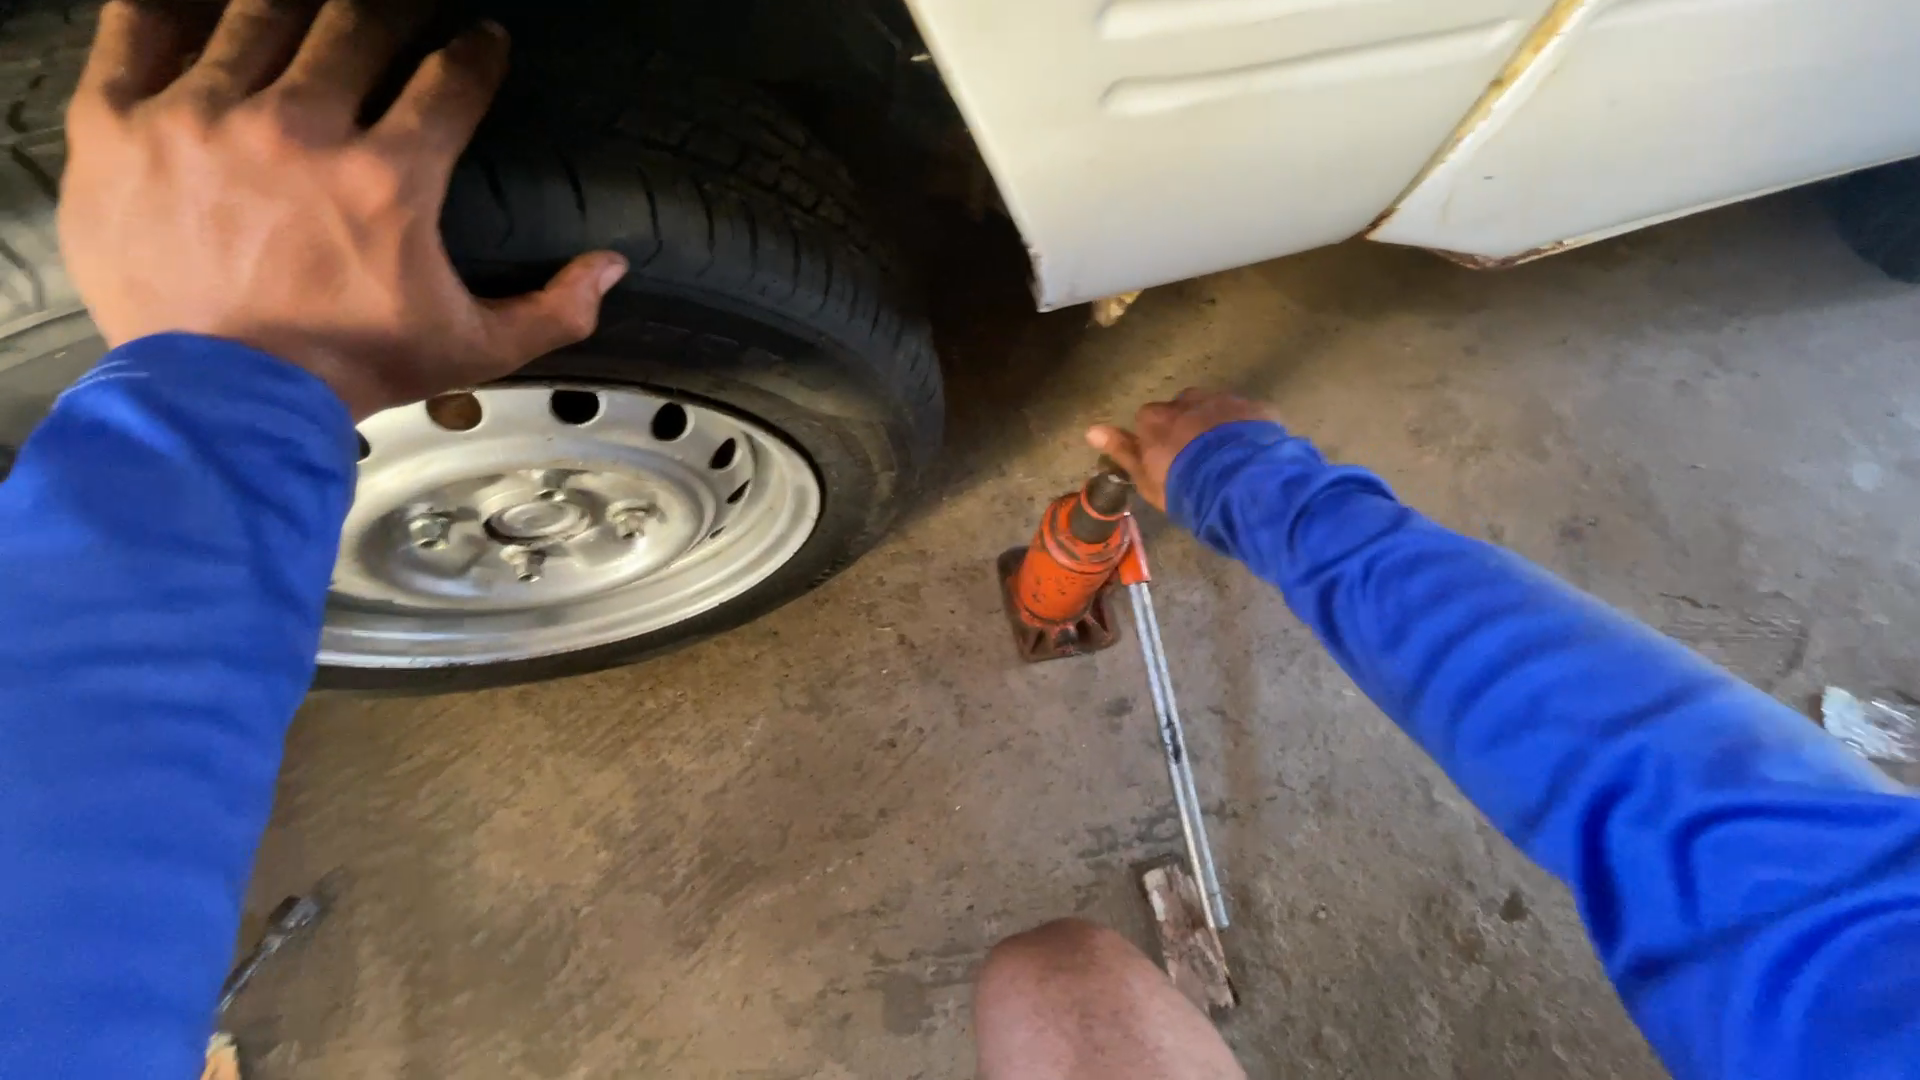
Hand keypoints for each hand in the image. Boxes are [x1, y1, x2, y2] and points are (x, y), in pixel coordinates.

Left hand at [58, 0, 627, 419]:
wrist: (229, 394)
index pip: (448, 84)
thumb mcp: (482, 348)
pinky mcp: (121, 122)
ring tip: (319, 9)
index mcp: (390, 181)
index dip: (477, 54)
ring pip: (254, 14)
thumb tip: (613, 266)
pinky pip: (139, 26)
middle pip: (353, 27)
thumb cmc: (363, 366)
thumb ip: (559, 309)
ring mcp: (200, 115)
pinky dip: (178, 8)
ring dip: (299, 4)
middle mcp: (299, 129)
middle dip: (393, 10)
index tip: (486, 41)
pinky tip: (210, 12)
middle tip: (408, 10)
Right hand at [1086, 389, 1274, 509]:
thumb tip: (1090, 430)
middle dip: (1188, 426)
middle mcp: (1186, 401)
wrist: (1239, 482)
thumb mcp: (1144, 476)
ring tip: (1224, 454)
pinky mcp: (1254, 407)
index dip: (1158, 440)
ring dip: (1216, 423)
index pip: (1149, 420)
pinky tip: (1250, 452)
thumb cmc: (1182, 485)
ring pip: (1214, 407)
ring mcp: (1222, 400)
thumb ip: (1121, 450)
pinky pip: (1245, 415)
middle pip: (1182, 408)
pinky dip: (1244, 428)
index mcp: (1156, 418)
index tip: (1167, 460)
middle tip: (1197, 458)